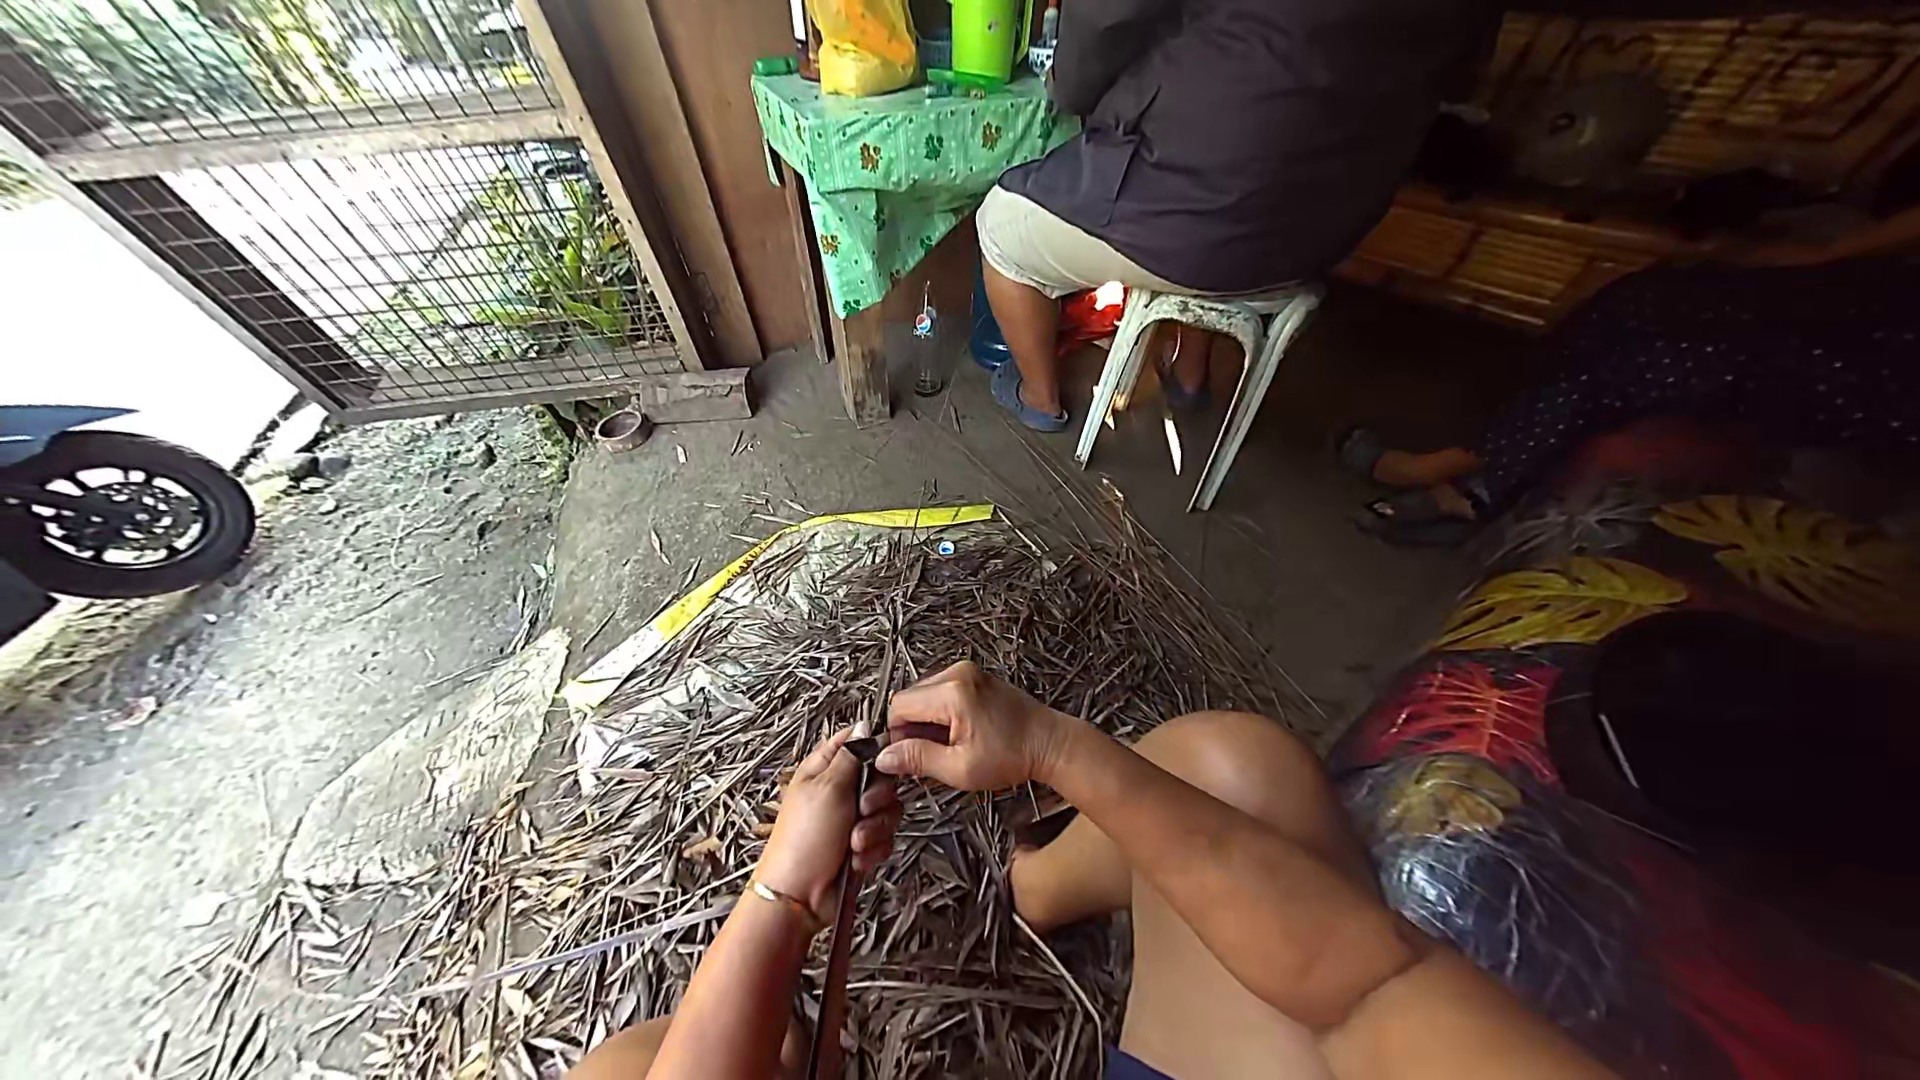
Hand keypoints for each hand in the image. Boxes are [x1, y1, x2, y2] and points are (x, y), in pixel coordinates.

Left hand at [755, 728, 900, 924]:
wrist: (800, 898)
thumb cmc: (803, 842)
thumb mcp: (829, 787)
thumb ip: (853, 754)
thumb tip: (864, 725)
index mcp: (825, 768)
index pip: (857, 740)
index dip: (874, 747)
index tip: (881, 761)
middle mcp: (839, 790)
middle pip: (880, 776)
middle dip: (877, 797)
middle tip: (861, 808)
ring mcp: (851, 818)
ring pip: (887, 808)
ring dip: (874, 828)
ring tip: (854, 841)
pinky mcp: (862, 843)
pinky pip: (885, 836)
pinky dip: (873, 848)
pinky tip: (856, 857)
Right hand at [874, 662, 1076, 790]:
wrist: (1049, 743)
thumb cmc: (1011, 757)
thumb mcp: (959, 768)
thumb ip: (918, 759)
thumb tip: (883, 757)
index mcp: (952, 692)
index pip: (899, 706)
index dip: (897, 734)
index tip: (909, 756)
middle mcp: (957, 673)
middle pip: (910, 697)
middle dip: (912, 727)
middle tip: (932, 754)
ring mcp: (967, 670)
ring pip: (924, 694)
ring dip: (926, 719)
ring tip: (949, 744)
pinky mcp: (974, 675)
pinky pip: (941, 689)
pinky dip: (941, 711)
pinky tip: (959, 732)